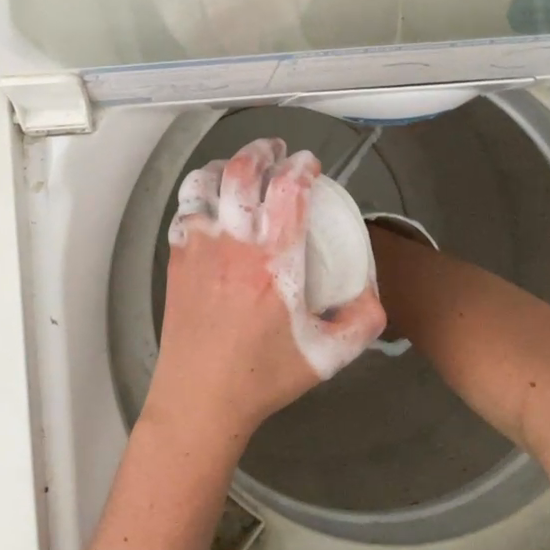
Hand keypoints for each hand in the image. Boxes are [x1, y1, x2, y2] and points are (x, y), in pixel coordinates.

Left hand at [146, 138, 386, 445]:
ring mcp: (199, 248)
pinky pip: (185, 207)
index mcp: (274, 265)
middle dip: (262, 150)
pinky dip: (201, 192)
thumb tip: (372, 291)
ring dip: (227, 165)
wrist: (199, 399)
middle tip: (277, 150)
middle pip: (242, 172)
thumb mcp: (327, 356)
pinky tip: (212, 200)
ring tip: (242, 167)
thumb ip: (361, 321)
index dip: (301, 166)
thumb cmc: (262, 378)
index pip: (288, 191)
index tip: (309, 164)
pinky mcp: (176, 257)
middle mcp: (233, 246)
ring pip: (206, 182)